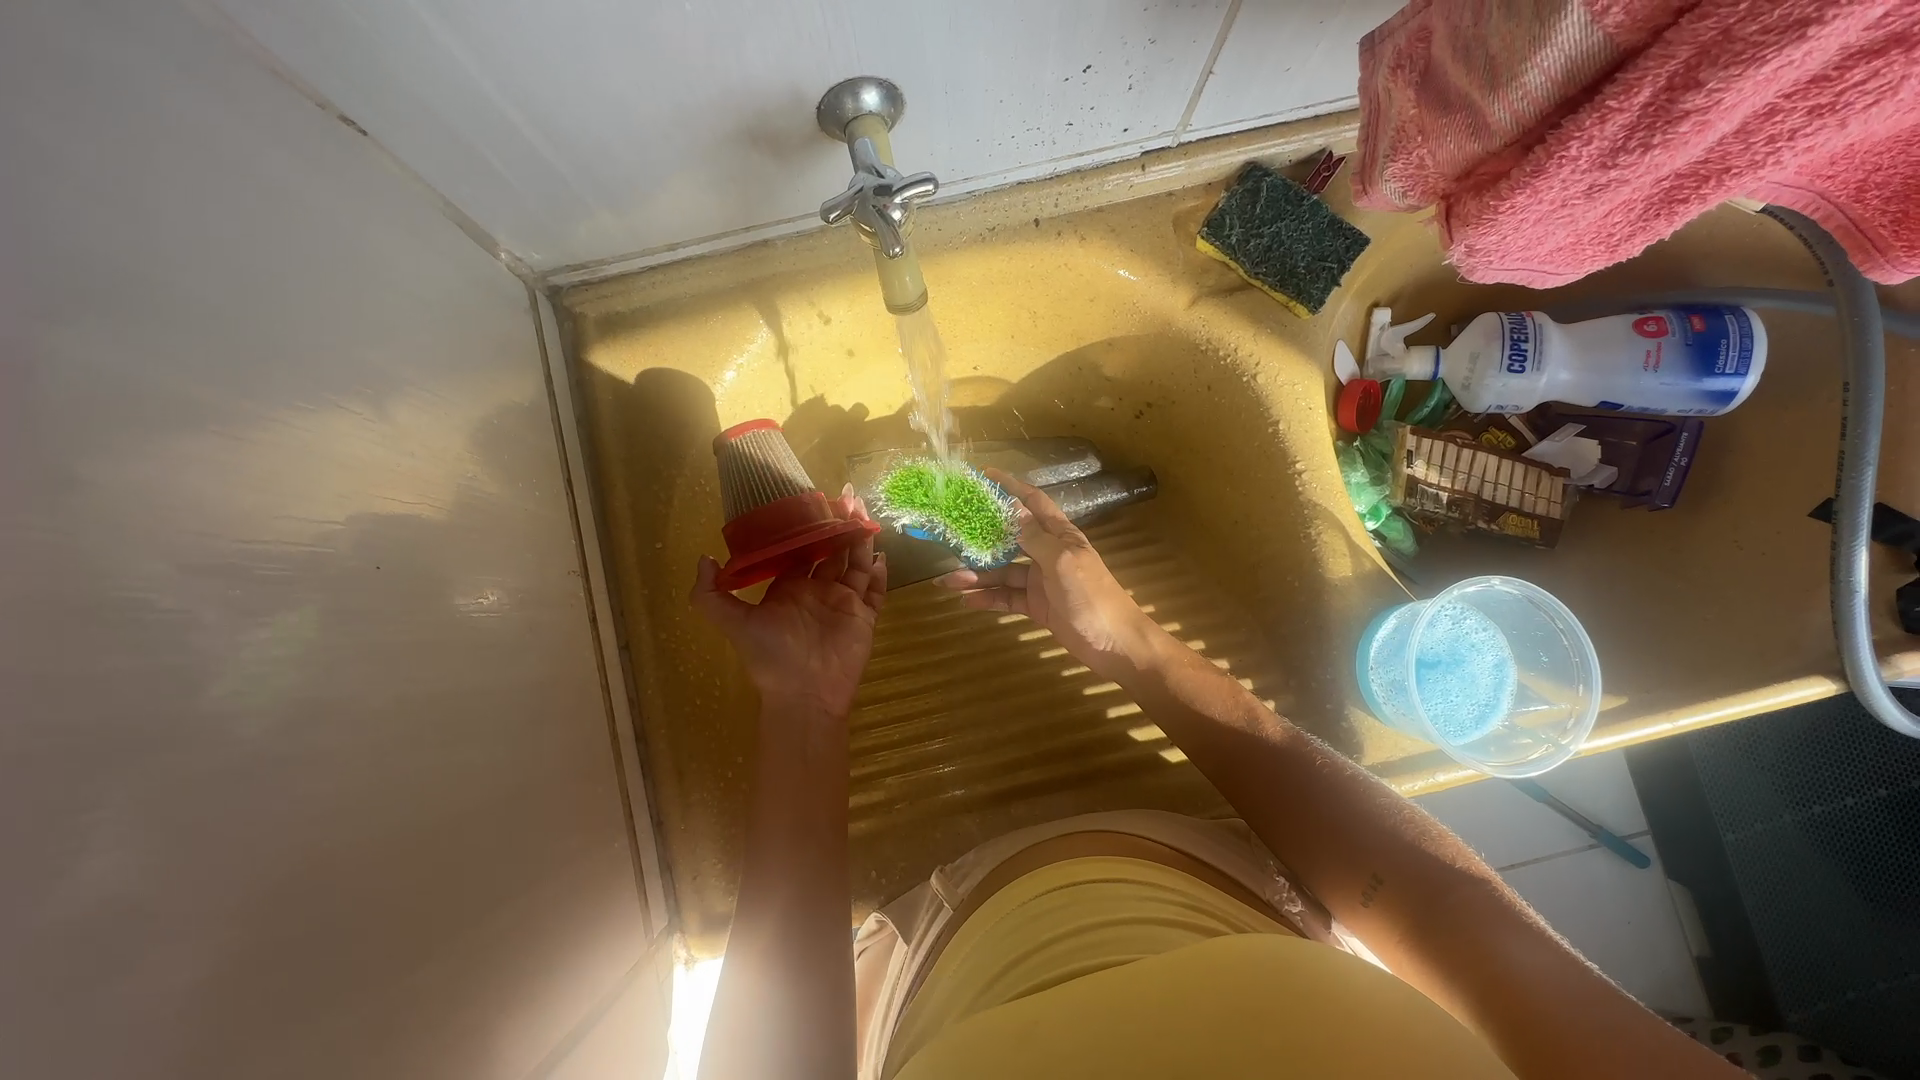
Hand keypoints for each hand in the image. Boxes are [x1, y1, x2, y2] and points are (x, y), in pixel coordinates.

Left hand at [692, 486, 887, 718]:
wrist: (804, 693)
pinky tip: (880, 552)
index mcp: (788, 589)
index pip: (800, 551)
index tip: (812, 503)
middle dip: (838, 525)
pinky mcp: (864, 617)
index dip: (806, 528)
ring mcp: (842, 603)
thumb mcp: (732, 622)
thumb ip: (709, 595)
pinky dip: (880, 573)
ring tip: (863, 511)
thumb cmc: (770, 656)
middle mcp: (816, 591)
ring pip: (855, 563)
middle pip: (831, 551)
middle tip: (845, 496)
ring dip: (859, 538)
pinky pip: (876, 591)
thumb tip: (704, 559)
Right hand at [935, 468, 1162, 680]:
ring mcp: (1041, 581)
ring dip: (977, 575)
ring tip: (947, 582)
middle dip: (980, 536)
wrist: (1114, 644)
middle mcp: (1048, 553)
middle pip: (1009, 538)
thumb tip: (1010, 507)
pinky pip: (1007, 598)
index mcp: (1060, 535)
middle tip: (949, 533)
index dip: (1011, 487)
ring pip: (1003, 572)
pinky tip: (966, 600)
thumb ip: (1034, 536)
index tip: (984, 475)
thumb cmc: (1091, 596)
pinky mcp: (1037, 606)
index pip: (1033, 502)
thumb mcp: (1061, 561)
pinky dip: (987, 598)